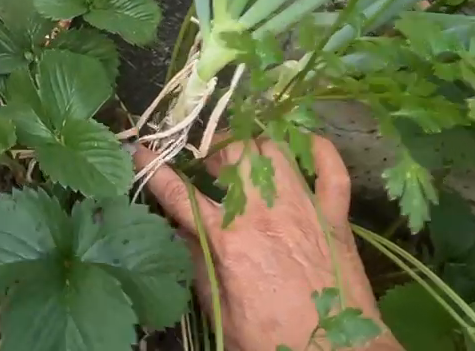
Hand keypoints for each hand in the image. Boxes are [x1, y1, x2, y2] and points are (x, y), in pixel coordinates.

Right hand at [136, 135, 400, 350]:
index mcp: (229, 240)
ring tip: (246, 159)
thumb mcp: (222, 315)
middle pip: (232, 154)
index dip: (155, 169)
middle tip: (209, 164)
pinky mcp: (334, 217)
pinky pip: (331, 170)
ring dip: (254, 148)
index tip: (140, 151)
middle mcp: (263, 213)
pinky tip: (304, 143)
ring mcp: (302, 209)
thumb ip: (198, 266)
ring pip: (274, 151)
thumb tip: (178, 229)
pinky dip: (319, 150)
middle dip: (214, 149)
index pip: (180, 195)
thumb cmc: (275, 343)